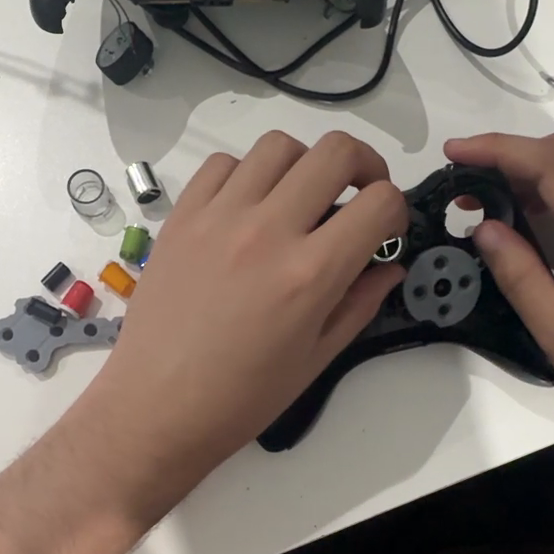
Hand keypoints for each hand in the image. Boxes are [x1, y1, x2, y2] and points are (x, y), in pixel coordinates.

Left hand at [67, 131, 407, 497]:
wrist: (157, 407)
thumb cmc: (242, 398)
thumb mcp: (315, 360)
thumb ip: (359, 304)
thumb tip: (389, 268)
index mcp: (310, 274)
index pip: (379, 203)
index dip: (396, 211)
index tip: (387, 230)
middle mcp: (268, 231)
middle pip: (336, 152)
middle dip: (364, 167)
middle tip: (359, 197)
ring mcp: (219, 217)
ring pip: (278, 146)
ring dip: (305, 165)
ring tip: (301, 200)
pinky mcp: (181, 217)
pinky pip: (223, 164)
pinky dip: (248, 175)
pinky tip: (249, 208)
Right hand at [445, 132, 553, 448]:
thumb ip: (521, 278)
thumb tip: (484, 228)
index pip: (551, 165)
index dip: (499, 150)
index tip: (453, 152)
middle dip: (508, 154)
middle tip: (460, 181)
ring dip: (526, 171)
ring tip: (478, 198)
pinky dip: (547, 192)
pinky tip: (519, 218)